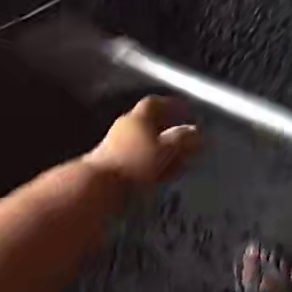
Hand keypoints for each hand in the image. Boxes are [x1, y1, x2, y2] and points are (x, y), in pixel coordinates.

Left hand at [82, 96, 200, 187]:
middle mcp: (124, 127)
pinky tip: (158, 173)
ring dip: (159, 146)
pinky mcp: (109, 165)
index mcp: (138, 118)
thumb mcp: (165, 151)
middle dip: (167, 127)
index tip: (186, 109)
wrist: (95, 188)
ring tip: (176, 156)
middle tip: (184, 134)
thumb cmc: (134, 165)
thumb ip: (183, 141)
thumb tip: (196, 133)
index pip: (156, 103)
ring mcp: (114, 146)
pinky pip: (136, 157)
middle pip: (148, 121)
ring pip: (142, 140)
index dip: (172, 105)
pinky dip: (150, 161)